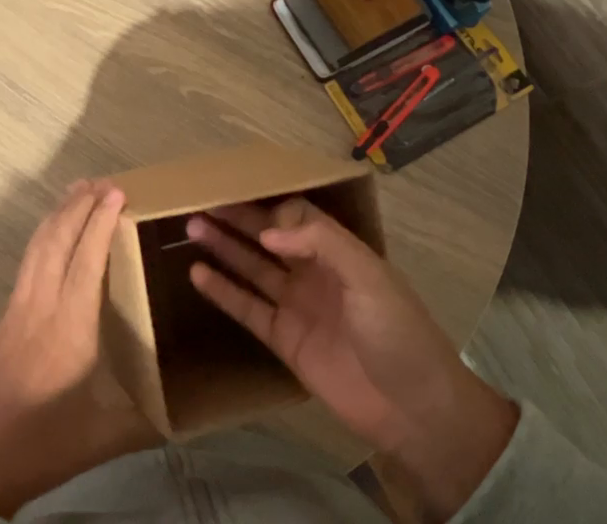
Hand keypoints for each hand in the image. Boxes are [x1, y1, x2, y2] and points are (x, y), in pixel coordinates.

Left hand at [0, 181, 156, 515]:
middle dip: (77, 205)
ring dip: (56, 216)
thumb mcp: (103, 437)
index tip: (117, 192)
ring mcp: (15, 312)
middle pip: (56, 241)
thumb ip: (144, 421)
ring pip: (35, 249)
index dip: (101, 222)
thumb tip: (184, 415)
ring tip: (74, 192)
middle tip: (99, 181)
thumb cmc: (41, 446)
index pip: (87, 259)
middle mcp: (40, 308)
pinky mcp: (1, 323)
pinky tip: (50, 242)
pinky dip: (43, 240)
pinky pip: (26, 266)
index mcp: (70, 328)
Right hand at [188, 198, 518, 521]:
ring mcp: (297, 306)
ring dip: (224, 248)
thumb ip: (322, 243)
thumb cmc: (399, 333)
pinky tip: (198, 273)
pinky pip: (247, 309)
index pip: (297, 217)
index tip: (237, 197)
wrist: (414, 410)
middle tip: (200, 203)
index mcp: (340, 253)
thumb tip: (267, 230)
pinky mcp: (284, 340)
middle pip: (269, 238)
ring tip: (191, 228)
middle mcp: (315, 273)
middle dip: (237, 219)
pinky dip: (223, 291)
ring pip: (253, 268)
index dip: (268, 207)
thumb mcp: (369, 277)